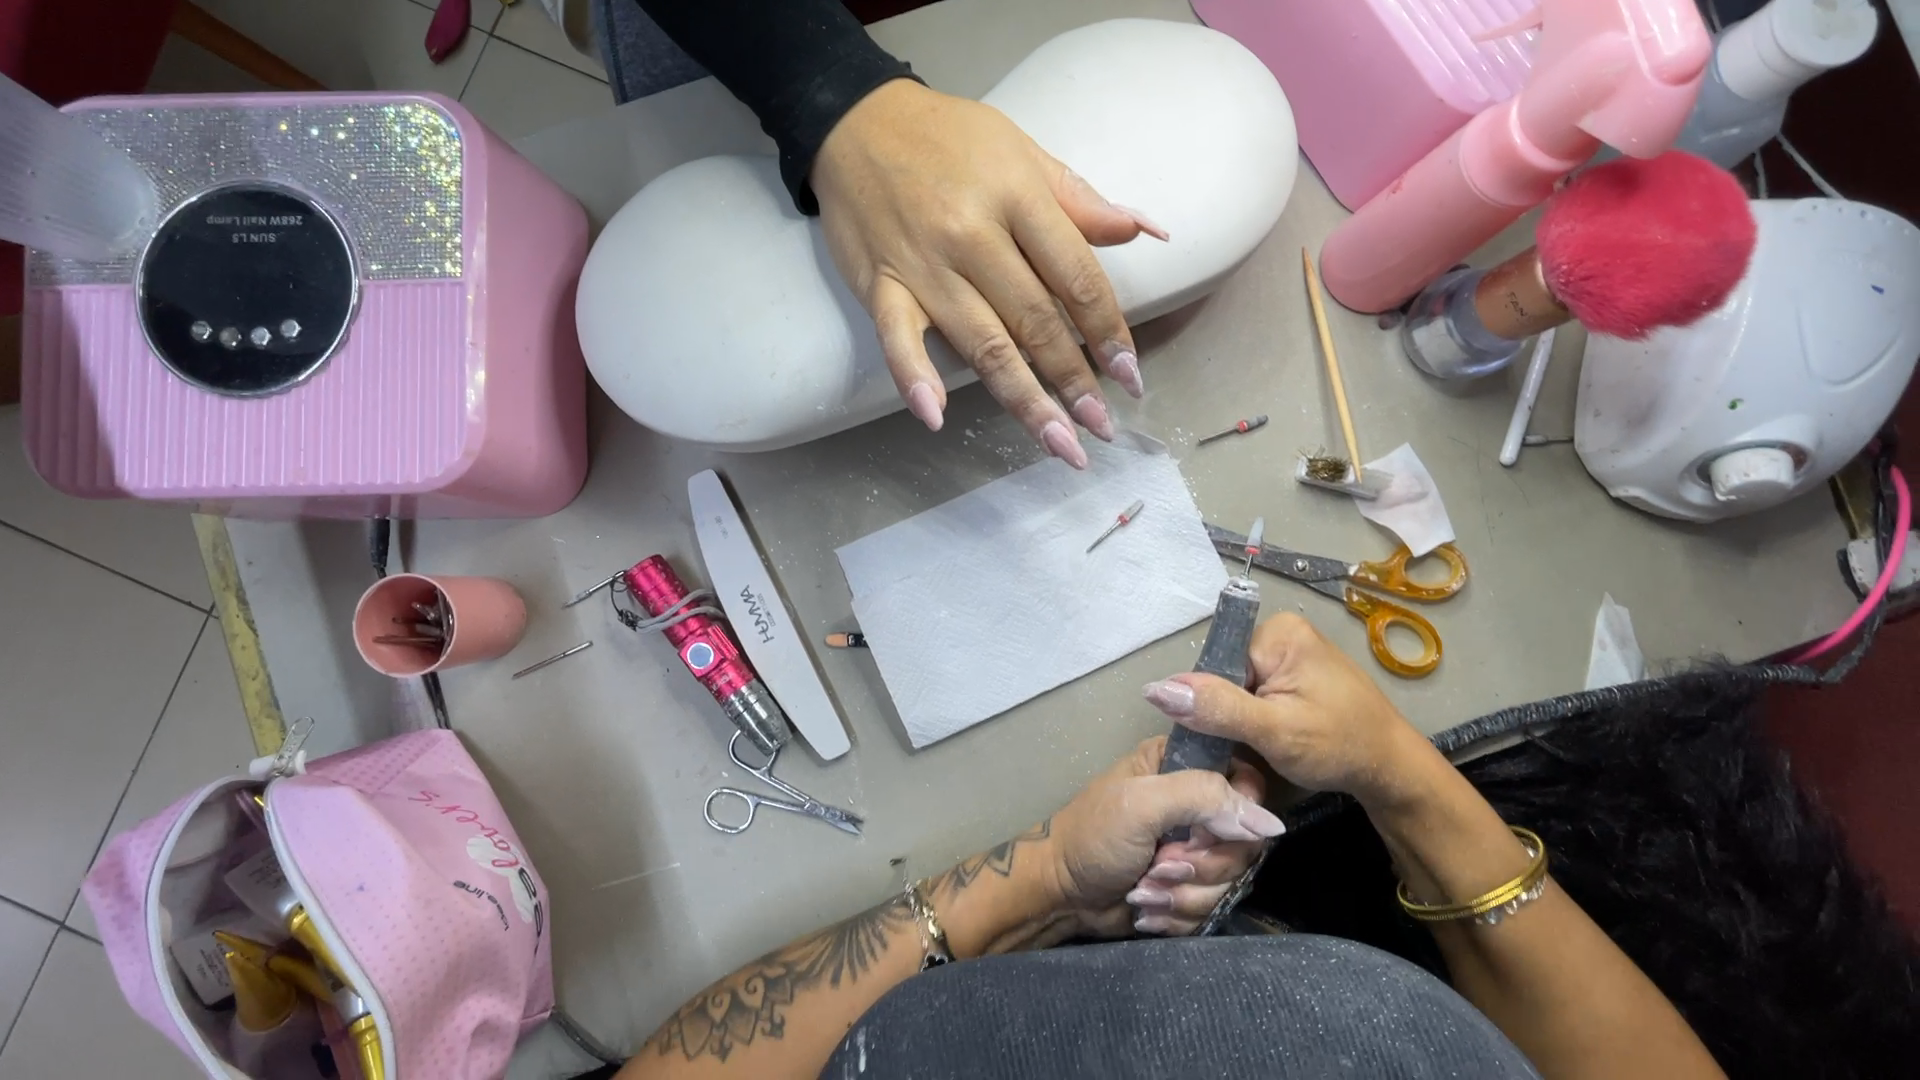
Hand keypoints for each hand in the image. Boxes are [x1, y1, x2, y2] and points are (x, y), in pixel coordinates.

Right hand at [810, 79, 1166, 466]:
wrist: (855, 122)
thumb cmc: (948, 139)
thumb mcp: (1023, 152)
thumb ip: (1081, 201)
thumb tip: (1147, 230)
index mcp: (1017, 197)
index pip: (1075, 276)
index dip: (1108, 331)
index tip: (1130, 378)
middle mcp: (973, 235)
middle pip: (1035, 321)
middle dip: (1074, 380)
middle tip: (1101, 429)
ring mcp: (924, 265)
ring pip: (981, 343)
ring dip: (1023, 399)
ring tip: (1058, 444)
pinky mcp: (880, 286)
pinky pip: (897, 338)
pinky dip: (913, 376)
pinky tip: (935, 418)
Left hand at [1040, 736, 1279, 937]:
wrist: (1060, 893)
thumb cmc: (1093, 836)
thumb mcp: (1141, 804)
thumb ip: (1202, 798)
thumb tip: (1269, 822)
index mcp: (1179, 765)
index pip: (1246, 781)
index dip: (1236, 815)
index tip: (1202, 833)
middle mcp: (1192, 802)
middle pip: (1243, 839)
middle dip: (1201, 865)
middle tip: (1160, 865)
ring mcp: (1193, 847)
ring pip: (1230, 879)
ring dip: (1184, 893)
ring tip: (1144, 889)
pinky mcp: (1189, 885)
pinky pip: (1212, 906)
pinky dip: (1178, 913)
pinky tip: (1147, 907)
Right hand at [1141, 614, 1434, 808]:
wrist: (1393, 772)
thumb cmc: (1341, 747)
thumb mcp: (1274, 731)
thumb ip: (1217, 708)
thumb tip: (1155, 689)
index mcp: (1277, 632)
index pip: (1216, 662)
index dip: (1213, 702)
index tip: (1231, 734)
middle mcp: (1281, 633)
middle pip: (1224, 674)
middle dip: (1226, 712)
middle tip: (1247, 746)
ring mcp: (1289, 653)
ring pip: (1235, 687)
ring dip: (1238, 719)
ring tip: (1259, 746)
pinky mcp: (1294, 674)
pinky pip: (1253, 692)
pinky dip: (1253, 719)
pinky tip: (1268, 740)